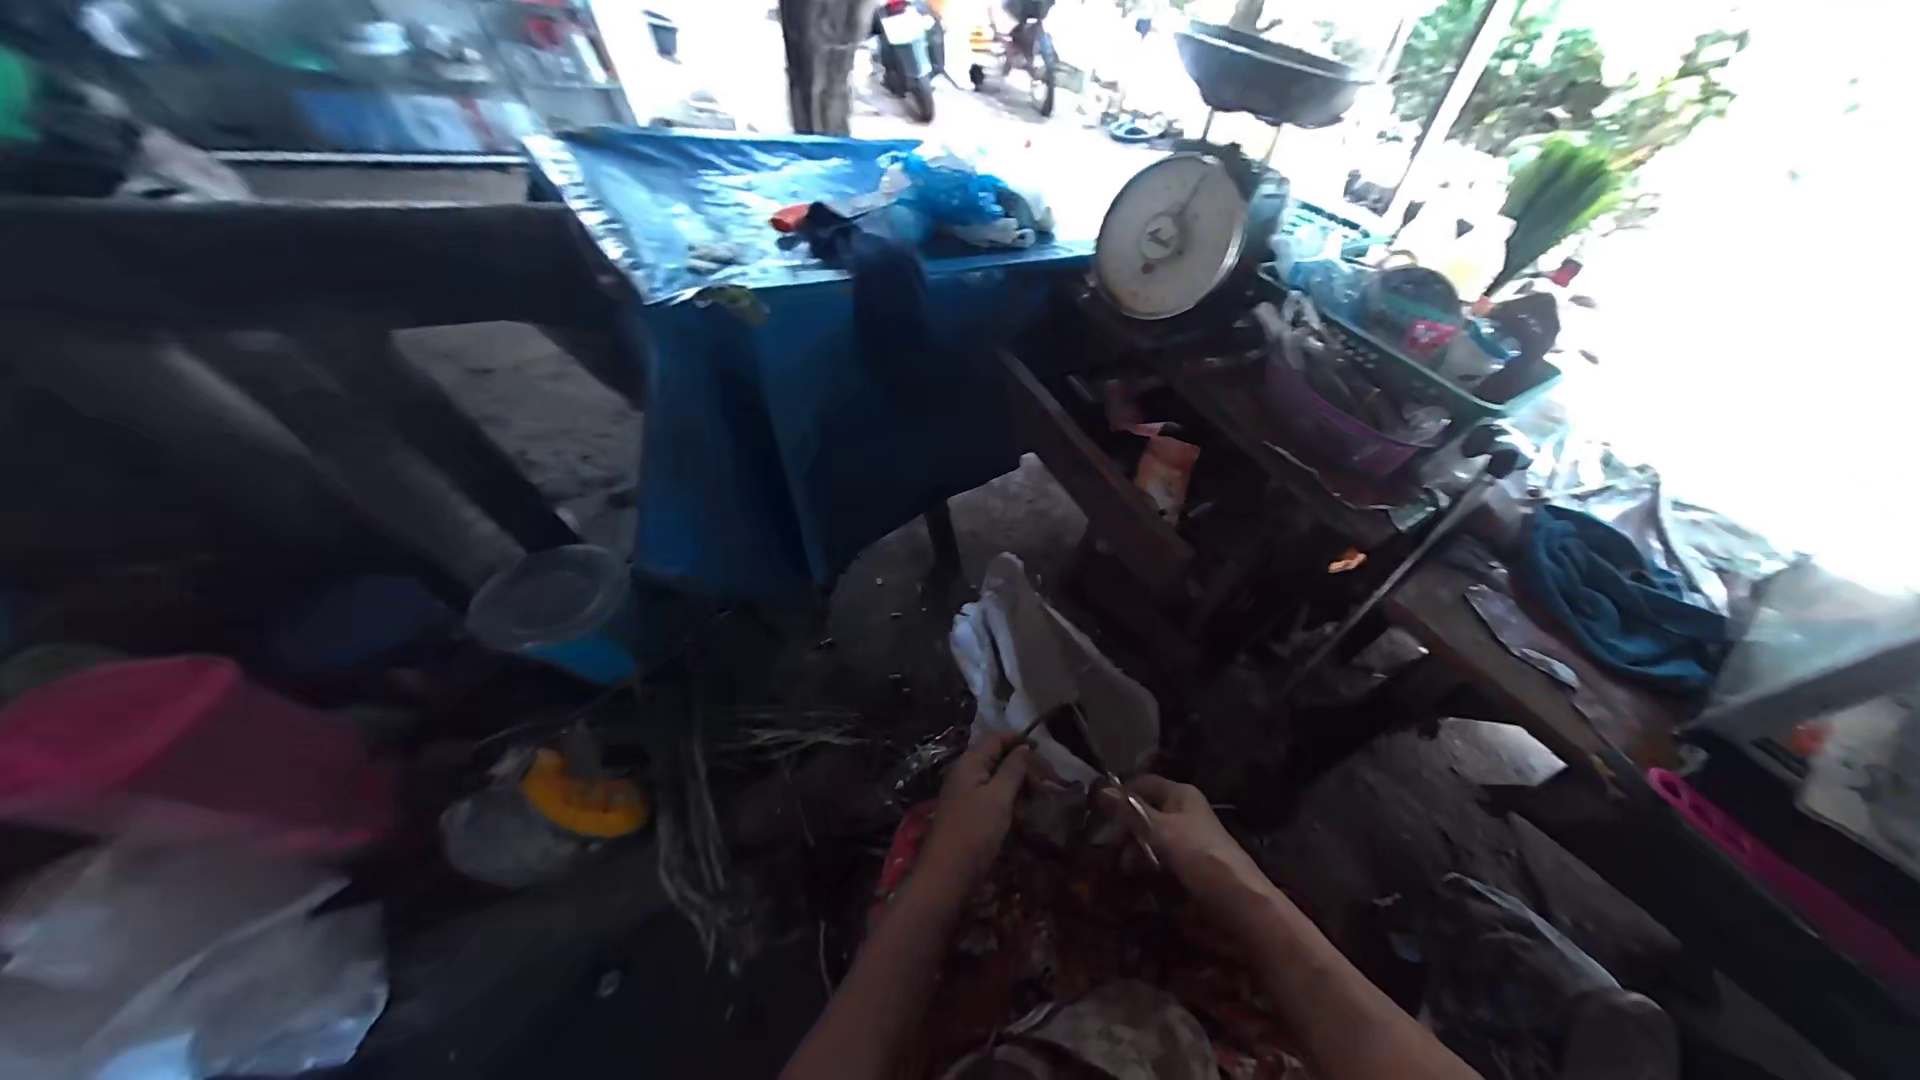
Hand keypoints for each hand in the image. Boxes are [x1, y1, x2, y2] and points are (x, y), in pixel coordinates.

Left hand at [919, 732, 1032, 888]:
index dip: (1018, 739)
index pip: (996, 738)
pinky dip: (1007, 796)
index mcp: (970, 762)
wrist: (947, 872)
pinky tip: (1022, 806)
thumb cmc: (975, 830)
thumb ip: (1013, 769)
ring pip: (994, 777)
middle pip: (995, 756)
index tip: (1042, 749)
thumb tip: (1024, 746)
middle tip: (1045, 777)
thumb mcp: (999, 796)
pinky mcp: (967, 811)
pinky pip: (990, 794)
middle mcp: (964, 772)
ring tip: (1039, 792)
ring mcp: (964, 792)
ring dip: (1016, 781)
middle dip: (1020, 763)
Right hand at [1101, 775, 1280, 935]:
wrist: (1245, 908)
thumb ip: (1129, 811)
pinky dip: (1146, 865)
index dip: (1120, 793)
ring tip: (1117, 866)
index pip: (1142, 783)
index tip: (1095, 809)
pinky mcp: (1190, 866)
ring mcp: (1188, 839)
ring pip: (1150, 837)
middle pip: (1145, 810)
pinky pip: (1159, 858)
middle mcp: (1184, 812)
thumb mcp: (1161, 832)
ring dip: (1132, 849)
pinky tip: (1133, 878)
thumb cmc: (1203, 860)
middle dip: (1124, 826)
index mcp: (1181, 795)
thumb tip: (1099, 788)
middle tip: (1102, 842)